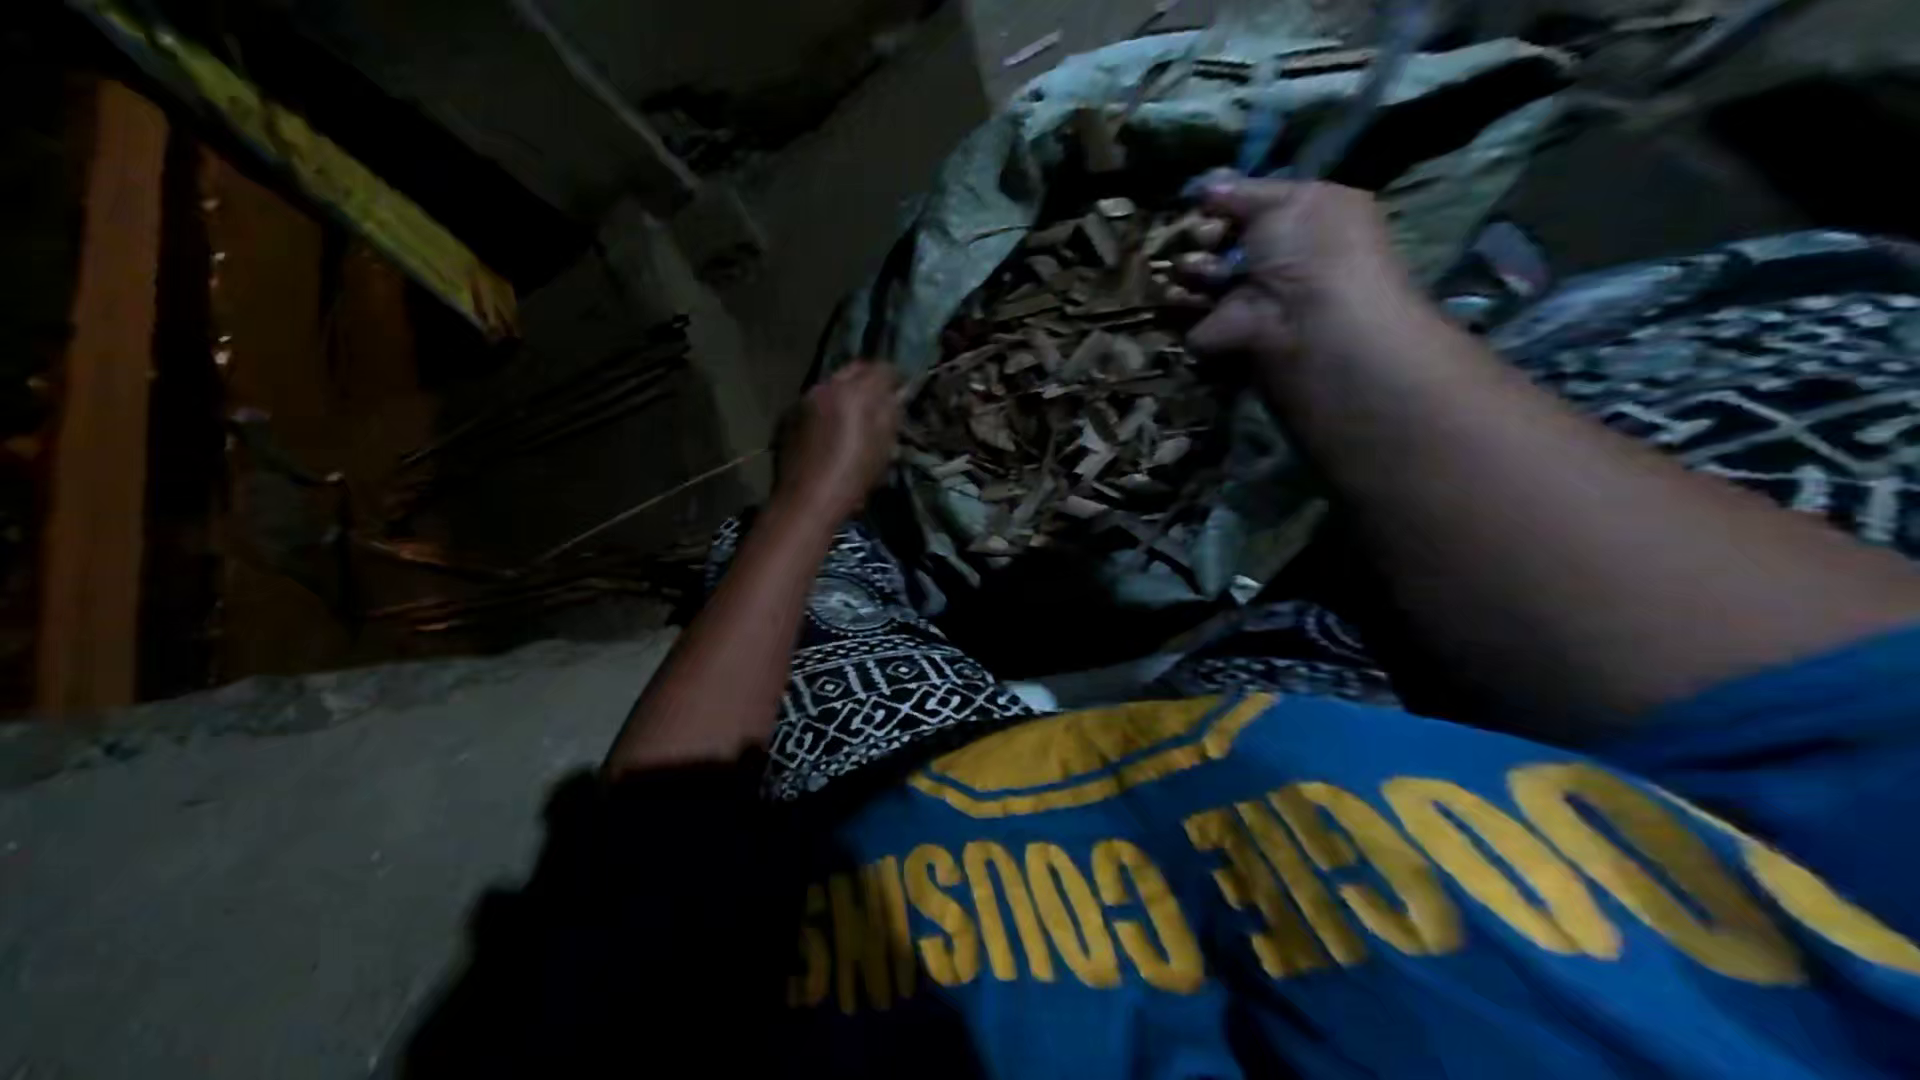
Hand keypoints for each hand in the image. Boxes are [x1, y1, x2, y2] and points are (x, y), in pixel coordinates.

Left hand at [774, 360, 901, 523]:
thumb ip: (891, 413)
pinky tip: (828, 432)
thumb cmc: (854, 477)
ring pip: (832, 385)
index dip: (894, 378)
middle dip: (867, 381)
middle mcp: (828, 386)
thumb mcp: (885, 447)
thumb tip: (893, 396)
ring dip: (845, 395)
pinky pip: (814, 402)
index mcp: (856, 392)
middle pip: (854, 370)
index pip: (882, 368)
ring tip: (852, 417)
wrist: (806, 500)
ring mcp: (804, 399)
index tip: (900, 391)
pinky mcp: (788, 414)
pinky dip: (826, 409)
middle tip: (878, 400)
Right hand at [1182, 177, 1417, 362]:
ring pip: (1192, 269)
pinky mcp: (1212, 329)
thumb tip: (1208, 185)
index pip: (1244, 205)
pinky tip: (1192, 294)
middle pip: (1212, 235)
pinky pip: (1181, 307)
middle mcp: (1264, 260)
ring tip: (1210, 272)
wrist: (1305, 322)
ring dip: (1193, 265)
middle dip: (1204, 231)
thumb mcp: (1291, 200)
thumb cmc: (1311, 251)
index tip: (1212, 200)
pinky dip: (1179, 299)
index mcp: (1293, 224)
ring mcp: (1235, 297)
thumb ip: (1245, 191)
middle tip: (1211, 237)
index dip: (1224, 199)